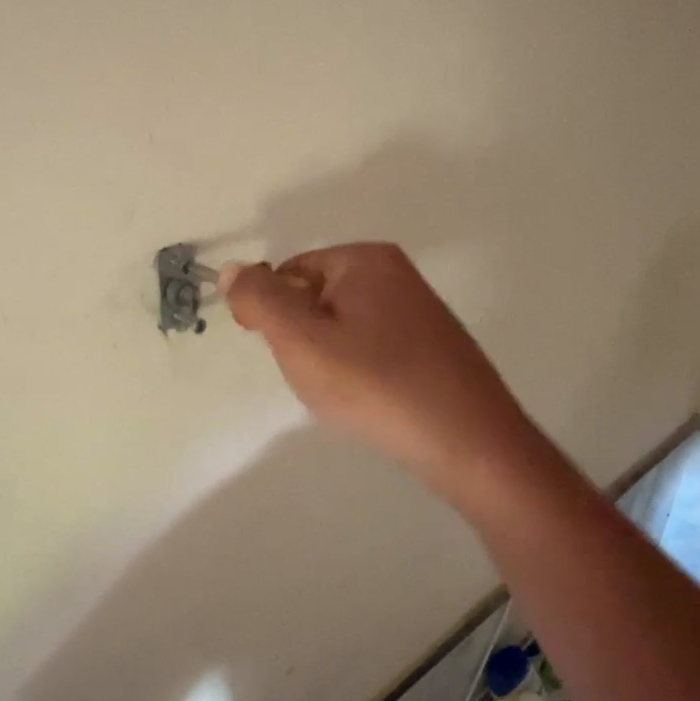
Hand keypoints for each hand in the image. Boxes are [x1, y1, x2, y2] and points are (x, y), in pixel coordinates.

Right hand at [220, 243, 540, 492]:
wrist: (466, 441)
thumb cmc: (376, 386)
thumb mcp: (302, 341)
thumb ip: (260, 300)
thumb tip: (233, 268)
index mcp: (365, 259)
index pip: (290, 273)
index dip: (274, 316)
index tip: (288, 357)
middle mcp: (396, 274)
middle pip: (317, 301)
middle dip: (306, 342)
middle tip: (321, 380)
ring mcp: (419, 312)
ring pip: (345, 332)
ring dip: (333, 364)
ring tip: (349, 396)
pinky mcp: (433, 348)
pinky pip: (375, 353)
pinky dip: (364, 376)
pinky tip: (373, 403)